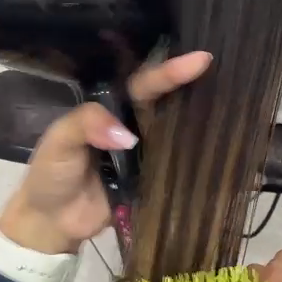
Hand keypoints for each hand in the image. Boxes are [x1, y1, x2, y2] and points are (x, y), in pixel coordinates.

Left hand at [0, 51, 210, 254]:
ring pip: (175, 131)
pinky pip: (175, 166)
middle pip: (165, 102)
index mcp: (109, 108)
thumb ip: (87, 125)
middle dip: (191, 86)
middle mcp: (131, 125)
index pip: (142, 84)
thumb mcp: (59, 141)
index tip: (200, 60)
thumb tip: (128, 135)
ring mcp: (144, 154)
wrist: (51, 222)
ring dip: (198, 119)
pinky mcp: (152, 182)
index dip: (169, 71)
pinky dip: (194, 157)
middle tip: (223, 72)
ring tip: (230, 104)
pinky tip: (219, 147)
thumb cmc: (51, 173)